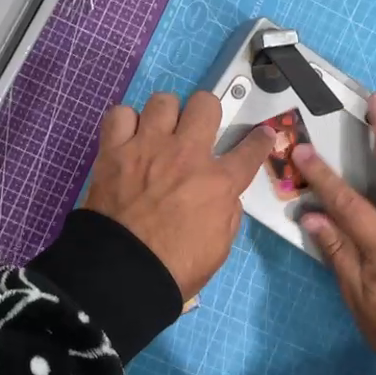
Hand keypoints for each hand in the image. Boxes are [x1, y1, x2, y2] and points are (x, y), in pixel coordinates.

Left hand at [84, 91, 271, 298]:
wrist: (123, 273)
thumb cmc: (176, 268)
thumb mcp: (219, 247)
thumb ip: (226, 212)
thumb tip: (223, 193)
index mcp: (218, 182)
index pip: (250, 150)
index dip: (260, 140)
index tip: (261, 135)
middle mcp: (186, 154)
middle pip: (205, 104)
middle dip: (206, 113)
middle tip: (197, 131)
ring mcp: (148, 147)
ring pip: (163, 101)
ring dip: (165, 115)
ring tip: (158, 133)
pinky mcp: (113, 150)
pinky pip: (120, 114)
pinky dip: (125, 123)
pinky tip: (127, 138)